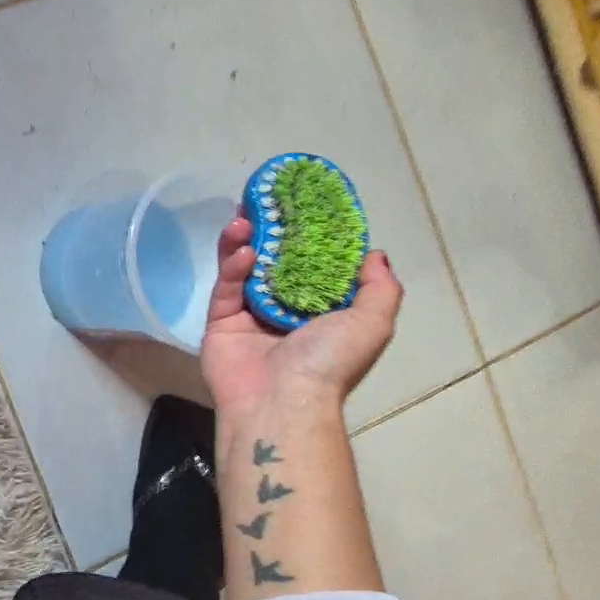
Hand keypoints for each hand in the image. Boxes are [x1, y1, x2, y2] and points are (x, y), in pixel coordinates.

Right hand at [201, 215, 403, 417]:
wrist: (281, 397)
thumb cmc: (330, 361)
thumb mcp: (373, 323)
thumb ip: (379, 288)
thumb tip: (374, 254)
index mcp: (323, 311)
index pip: (316, 265)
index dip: (312, 237)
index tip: (307, 208)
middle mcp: (286, 309)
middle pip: (276, 262)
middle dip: (271, 233)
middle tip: (266, 202)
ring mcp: (250, 313)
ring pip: (246, 268)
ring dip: (246, 242)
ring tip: (245, 216)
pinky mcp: (220, 318)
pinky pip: (226, 286)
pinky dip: (232, 266)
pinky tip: (241, 249)